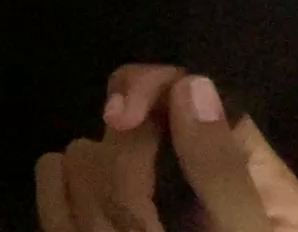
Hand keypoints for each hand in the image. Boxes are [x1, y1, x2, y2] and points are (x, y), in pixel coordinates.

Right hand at [35, 69, 297, 231]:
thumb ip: (224, 172)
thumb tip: (187, 81)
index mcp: (245, 172)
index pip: (181, 88)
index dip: (144, 87)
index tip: (118, 114)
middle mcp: (189, 173)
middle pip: (126, 119)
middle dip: (121, 161)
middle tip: (143, 215)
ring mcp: (142, 196)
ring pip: (84, 148)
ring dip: (93, 189)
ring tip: (126, 230)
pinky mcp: (100, 219)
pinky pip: (52, 175)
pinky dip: (60, 191)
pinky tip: (86, 220)